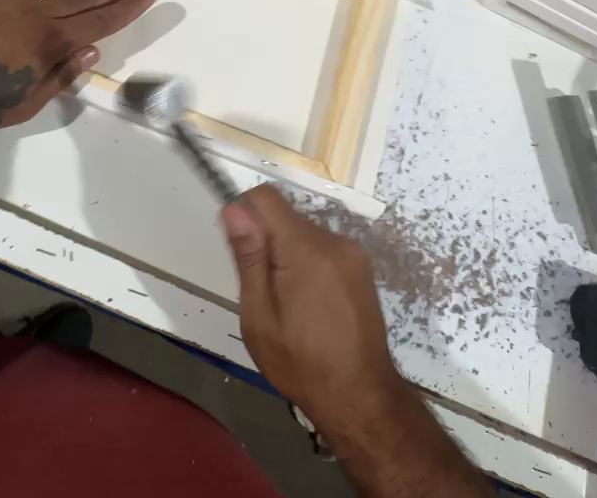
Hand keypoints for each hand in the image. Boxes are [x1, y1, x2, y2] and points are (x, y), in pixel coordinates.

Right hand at [221, 184, 402, 445]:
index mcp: (305, 249)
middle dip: (264, 241)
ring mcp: (352, 254)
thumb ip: (249, 257)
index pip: (265, 197)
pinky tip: (307, 304)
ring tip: (286, 303)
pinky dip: (305, 263)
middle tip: (262, 290)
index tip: (239, 248)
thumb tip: (233, 208)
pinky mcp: (361, 267)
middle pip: (283, 215)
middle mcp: (333, 241)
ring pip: (301, 232)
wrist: (362, 399)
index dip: (243, 212)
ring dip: (285, 254)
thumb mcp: (260, 315)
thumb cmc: (301, 363)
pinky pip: (321, 248)